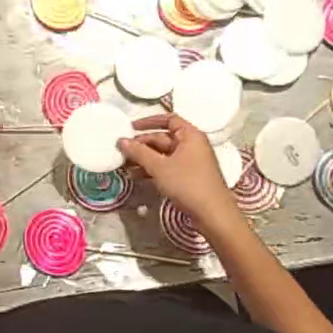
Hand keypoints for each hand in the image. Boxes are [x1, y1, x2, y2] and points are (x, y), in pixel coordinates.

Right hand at [119, 114, 240, 228]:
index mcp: (190, 135)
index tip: (130, 128)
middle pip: (163, 138)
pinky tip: (136, 176)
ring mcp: (190, 162)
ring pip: (163, 155)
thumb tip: (121, 141)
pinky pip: (167, 167)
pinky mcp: (188, 177)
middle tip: (122, 151)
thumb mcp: (159, 166)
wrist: (211, 212)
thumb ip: (139, 152)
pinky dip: (152, 169)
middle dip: (142, 145)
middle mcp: (192, 145)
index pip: (169, 120)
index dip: (149, 122)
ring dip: (144, 159)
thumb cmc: (187, 183)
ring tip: (125, 166)